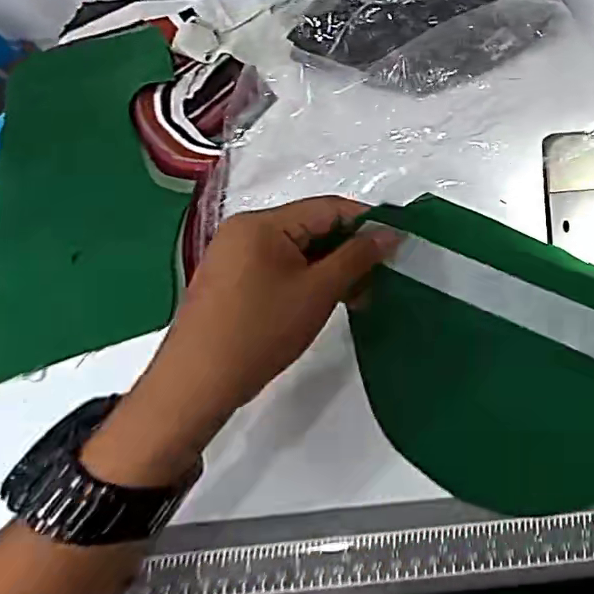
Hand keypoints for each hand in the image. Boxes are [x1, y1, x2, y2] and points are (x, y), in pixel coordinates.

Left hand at [82, 197, 397, 485]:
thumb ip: (357, 256)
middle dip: (351, 249)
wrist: (195, 386)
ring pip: (300, 249)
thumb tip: (390, 233)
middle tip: (380, 278)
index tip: (398, 245)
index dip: (368, 223)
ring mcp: (235, 256)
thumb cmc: (261, 331)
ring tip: (359, 296)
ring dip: (333, 268)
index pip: (329, 208)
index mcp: (262, 223)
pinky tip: (328, 300)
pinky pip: (282, 266)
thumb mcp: (319, 291)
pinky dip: (309, 279)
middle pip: (313, 227)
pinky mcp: (233, 281)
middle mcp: (245, 231)